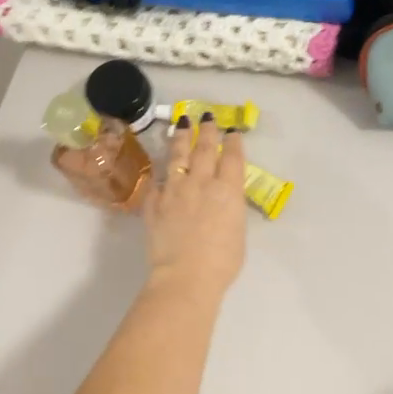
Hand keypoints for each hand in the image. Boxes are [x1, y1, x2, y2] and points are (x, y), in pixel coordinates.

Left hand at [145, 112, 246, 297]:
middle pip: (204, 149)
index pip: (232, 158)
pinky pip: (157, 183)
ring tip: (181, 124)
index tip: (232, 131)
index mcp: (228, 191)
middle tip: (206, 116)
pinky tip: (160, 169)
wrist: (185, 276)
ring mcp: (175, 190)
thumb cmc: (222, 262)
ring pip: (178, 157)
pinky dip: (161, 174)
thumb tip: (223, 201)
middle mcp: (202, 183)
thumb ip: (230, 209)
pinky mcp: (154, 203)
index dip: (233, 143)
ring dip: (181, 138)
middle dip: (207, 130)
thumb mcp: (238, 232)